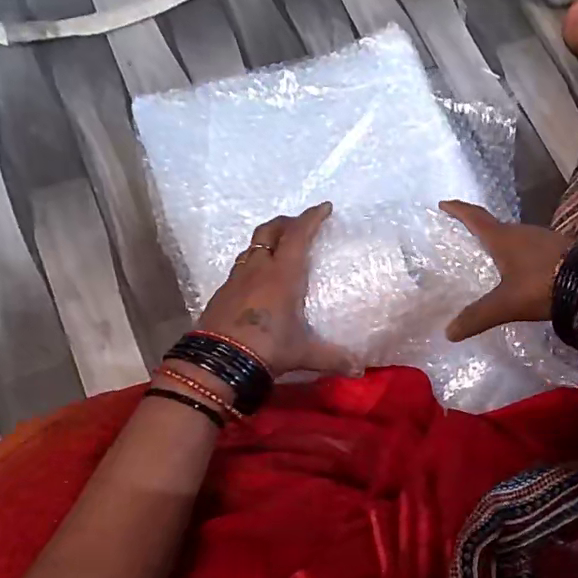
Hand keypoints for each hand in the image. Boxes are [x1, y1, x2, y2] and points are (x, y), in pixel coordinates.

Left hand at [196, 202, 353, 375]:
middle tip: (299, 225)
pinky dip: (252, 265)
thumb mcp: (304, 354)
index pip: (298, 235)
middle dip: (286, 222)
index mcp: (283, 275)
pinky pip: (240, 268)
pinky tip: (257, 281)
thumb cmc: (267, 348)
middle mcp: (258, 269)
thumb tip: (358, 369)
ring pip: (251, 248)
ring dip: (266, 243)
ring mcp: (236, 279)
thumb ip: (333, 358)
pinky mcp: (221, 293)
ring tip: (278, 251)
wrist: (219, 361)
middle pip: (269, 231)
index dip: (312, 218)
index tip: (324, 207)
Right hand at [440, 200, 570, 341]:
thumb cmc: (542, 285)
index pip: (475, 218)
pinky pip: (533, 248)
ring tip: (494, 255)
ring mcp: (545, 238)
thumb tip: (449, 333)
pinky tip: (524, 269)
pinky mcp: (561, 249)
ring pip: (517, 237)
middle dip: (480, 229)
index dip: (458, 210)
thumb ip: (477, 317)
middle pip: (496, 226)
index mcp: (504, 238)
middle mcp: (523, 231)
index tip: (444, 203)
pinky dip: (521, 255)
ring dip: (504, 243)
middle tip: (467, 236)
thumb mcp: (506, 304)